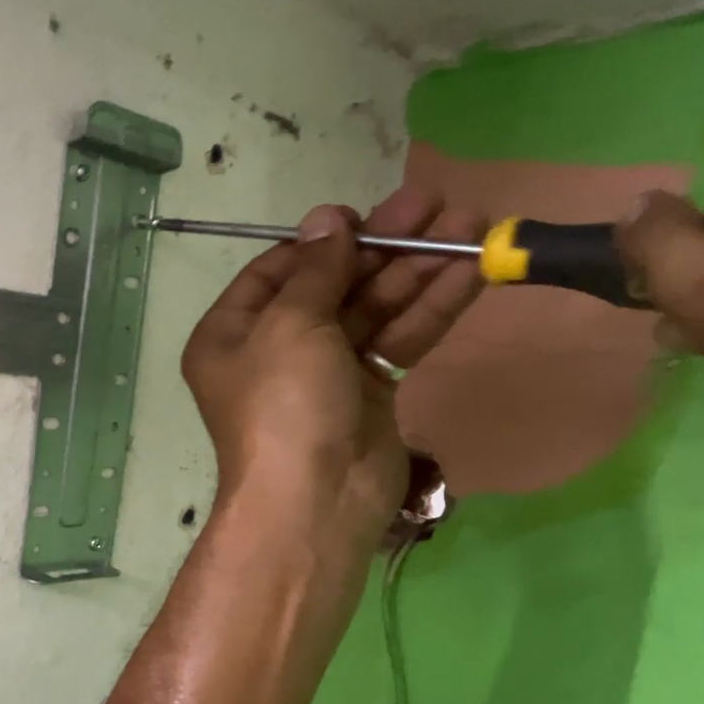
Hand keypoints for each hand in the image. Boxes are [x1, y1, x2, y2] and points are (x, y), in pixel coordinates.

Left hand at [182, 196, 482, 549]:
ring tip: (470, 223)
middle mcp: (272, 350)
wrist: (315, 500)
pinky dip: (430, 307)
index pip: (274, 272)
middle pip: (331, 285)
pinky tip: (472, 269)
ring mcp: (323, 373)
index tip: (361, 215)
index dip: (319, 242)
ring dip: (417, 269)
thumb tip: (325, 218)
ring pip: (372, 309)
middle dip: (382, 246)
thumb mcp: (288, 324)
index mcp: (231, 334)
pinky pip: (397, 340)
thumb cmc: (284, 404)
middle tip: (435, 203)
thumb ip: (314, 269)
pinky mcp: (368, 394)